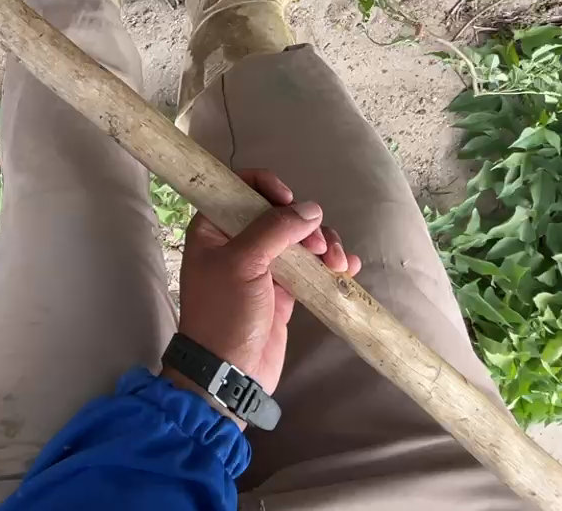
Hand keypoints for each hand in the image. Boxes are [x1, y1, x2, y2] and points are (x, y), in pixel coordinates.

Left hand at [167, 170, 360, 420]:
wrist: (229, 373)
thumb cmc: (225, 311)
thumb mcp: (243, 263)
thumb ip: (274, 230)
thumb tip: (310, 208)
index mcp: (214, 226)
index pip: (240, 188)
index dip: (267, 187)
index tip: (289, 200)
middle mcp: (237, 239)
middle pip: (277, 212)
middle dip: (305, 223)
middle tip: (319, 246)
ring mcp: (263, 265)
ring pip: (299, 238)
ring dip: (323, 244)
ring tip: (338, 263)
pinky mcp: (284, 288)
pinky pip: (310, 265)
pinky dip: (329, 263)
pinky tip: (347, 269)